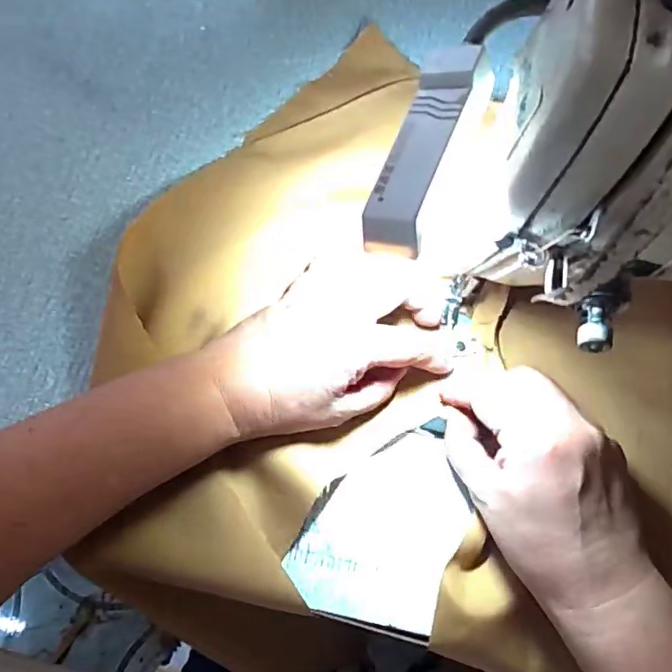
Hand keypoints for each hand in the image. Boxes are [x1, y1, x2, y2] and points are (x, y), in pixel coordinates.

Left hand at [193, 254, 455, 439]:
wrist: (228, 385)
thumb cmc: (278, 405)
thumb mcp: (336, 412)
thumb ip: (376, 390)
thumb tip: (396, 372)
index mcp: (356, 344)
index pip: (412, 344)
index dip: (435, 354)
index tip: (443, 360)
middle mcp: (343, 307)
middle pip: (402, 283)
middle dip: (425, 299)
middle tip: (427, 319)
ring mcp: (319, 291)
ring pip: (372, 263)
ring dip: (395, 277)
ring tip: (398, 297)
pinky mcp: (299, 286)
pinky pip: (333, 259)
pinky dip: (353, 260)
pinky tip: (358, 276)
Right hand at [441, 366, 653, 615]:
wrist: (603, 583)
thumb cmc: (536, 547)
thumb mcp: (484, 496)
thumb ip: (462, 447)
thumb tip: (455, 417)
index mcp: (541, 437)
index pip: (493, 390)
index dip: (462, 390)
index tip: (443, 399)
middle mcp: (575, 424)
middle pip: (524, 379)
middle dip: (490, 389)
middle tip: (468, 414)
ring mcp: (598, 433)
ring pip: (547, 392)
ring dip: (515, 401)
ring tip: (496, 431)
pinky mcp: (609, 446)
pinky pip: (565, 413)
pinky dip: (538, 417)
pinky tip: (528, 448)